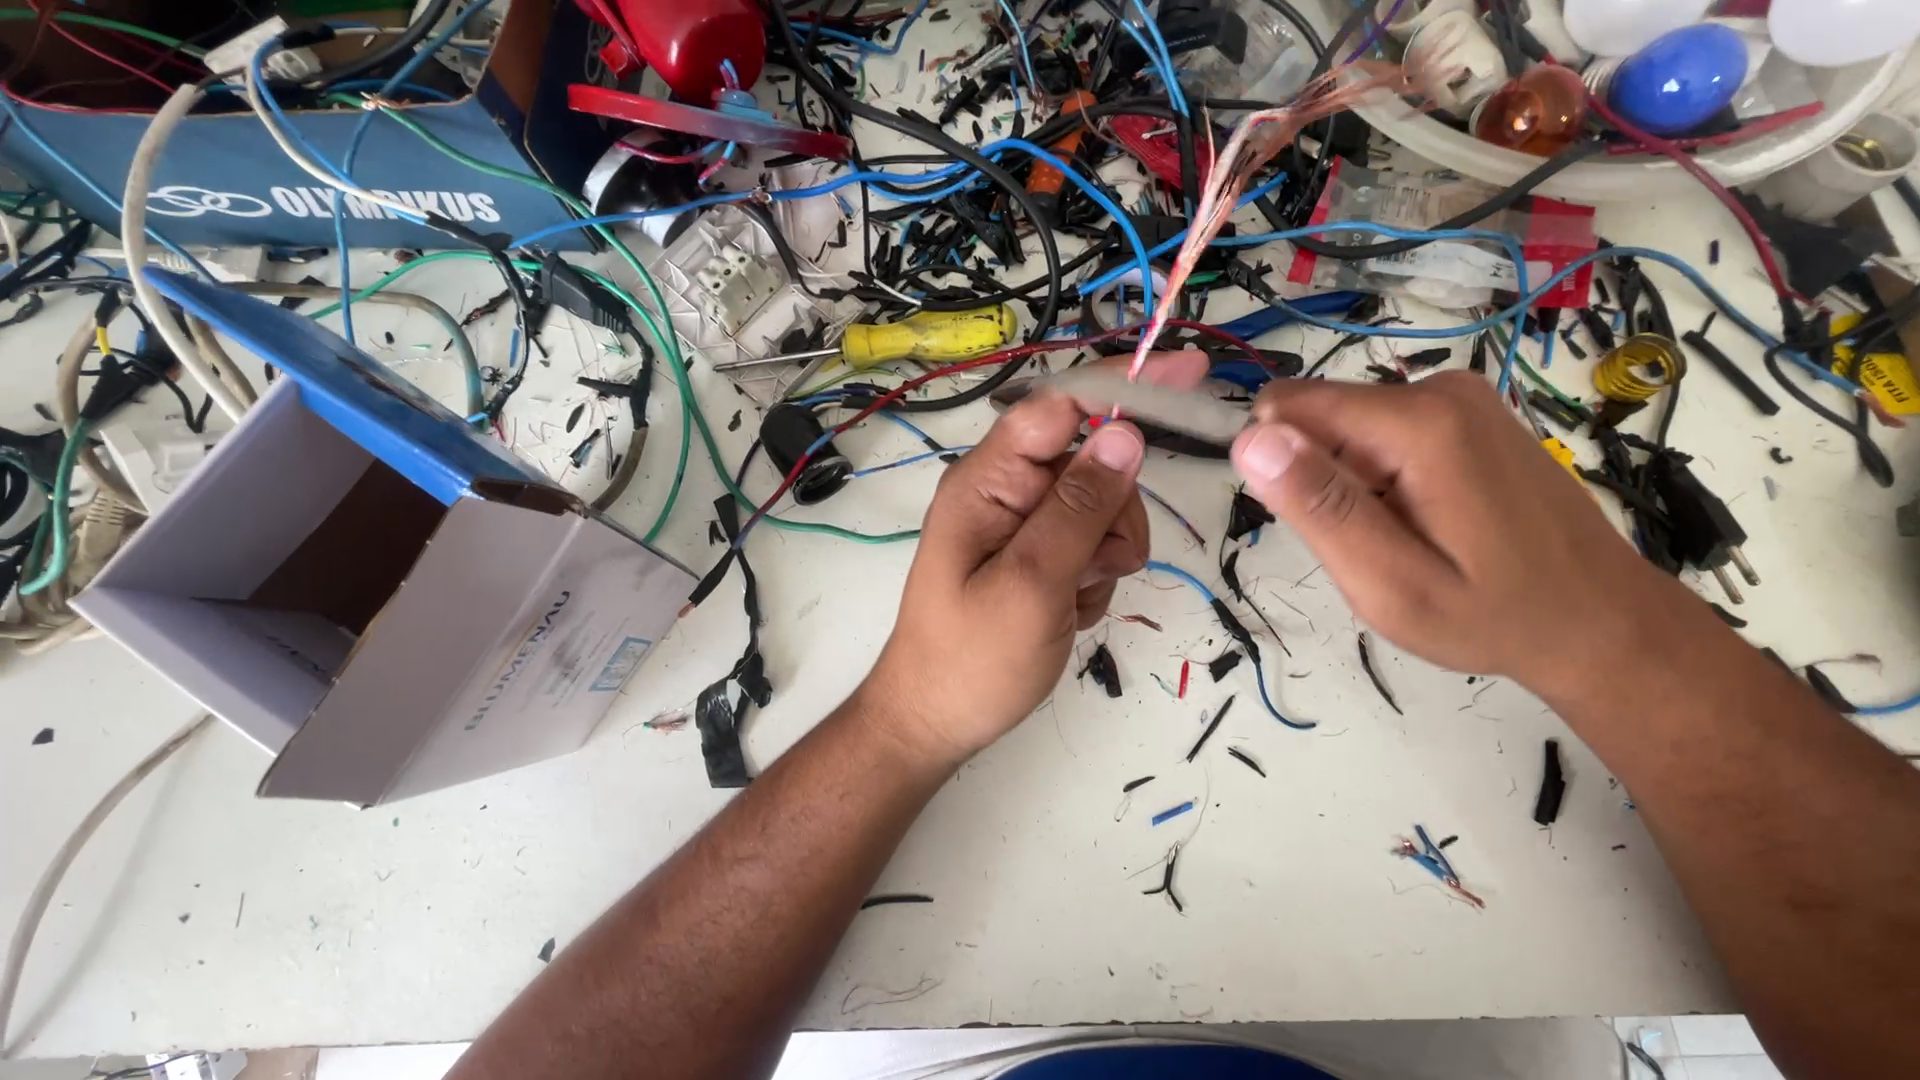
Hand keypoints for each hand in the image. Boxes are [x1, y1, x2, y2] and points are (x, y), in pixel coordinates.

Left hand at [856, 353, 1208, 763]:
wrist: (938, 721)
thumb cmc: (972, 660)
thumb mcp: (1031, 584)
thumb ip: (1078, 509)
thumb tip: (1124, 434)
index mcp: (987, 481)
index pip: (1060, 407)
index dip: (1123, 386)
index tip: (1189, 373)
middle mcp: (1004, 491)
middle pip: (1093, 461)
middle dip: (1114, 511)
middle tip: (1099, 565)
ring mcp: (1021, 525)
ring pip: (1102, 507)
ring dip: (1107, 552)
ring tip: (1075, 597)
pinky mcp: (1037, 556)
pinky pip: (1092, 545)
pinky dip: (1094, 576)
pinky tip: (1068, 610)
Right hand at [1228, 371, 1692, 691]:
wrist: (1600, 622)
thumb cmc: (1491, 614)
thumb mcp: (1388, 581)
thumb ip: (1318, 506)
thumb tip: (1251, 438)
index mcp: (1419, 423)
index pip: (1288, 406)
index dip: (1280, 468)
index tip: (1313, 522)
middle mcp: (1440, 389)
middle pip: (1320, 417)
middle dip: (1320, 480)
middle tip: (1368, 545)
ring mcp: (1460, 397)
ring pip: (1347, 429)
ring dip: (1352, 485)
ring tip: (1400, 538)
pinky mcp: (1468, 413)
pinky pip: (1382, 434)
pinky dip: (1382, 479)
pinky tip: (1424, 522)